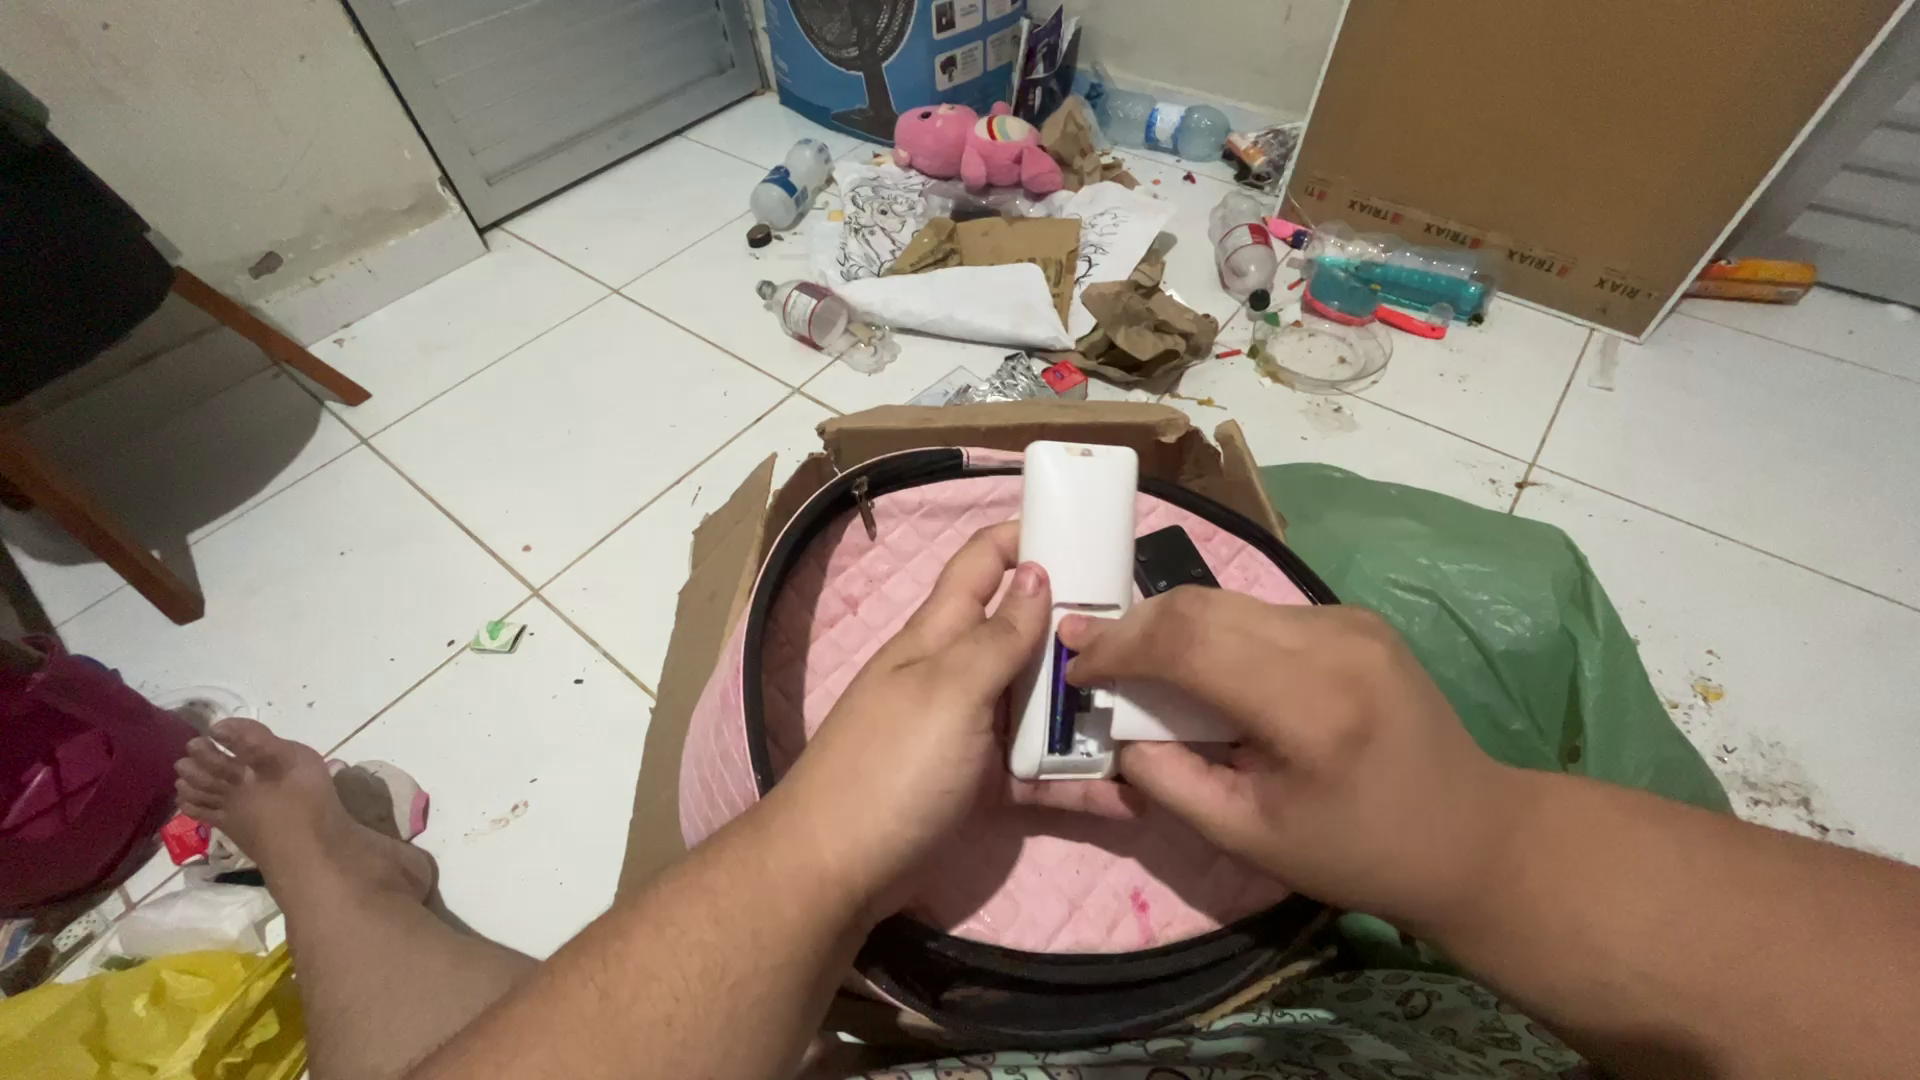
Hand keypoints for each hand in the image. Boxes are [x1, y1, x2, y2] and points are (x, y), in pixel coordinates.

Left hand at [773, 523, 1126, 917]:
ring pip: (1040, 704)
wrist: (835, 871)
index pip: (984, 562)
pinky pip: (1039, 771)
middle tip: (1141, 640)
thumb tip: (1036, 571)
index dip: (1027, 539)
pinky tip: (1128, 796)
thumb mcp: (947, 691)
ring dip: (1089, 711)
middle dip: (1078, 631)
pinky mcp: (983, 781)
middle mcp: (960, 672)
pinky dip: (1077, 781)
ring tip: (1155, 719)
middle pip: (1026, 634)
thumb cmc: (891, 766)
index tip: (1090, 540)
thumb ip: (996, 636)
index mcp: (942, 633)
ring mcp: (972, 728)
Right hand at [1059, 588, 1527, 933]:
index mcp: (1311, 706)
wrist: (1475, 836)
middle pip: (1200, 607)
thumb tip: (1113, 727)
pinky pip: (1255, 611)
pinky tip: (1194, 663)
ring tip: (1131, 657)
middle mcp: (1333, 642)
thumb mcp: (1248, 837)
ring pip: (1223, 601)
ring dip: (1166, 625)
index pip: (1188, 645)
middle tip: (1088, 652)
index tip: (1077, 668)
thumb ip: (1168, 779)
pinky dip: (1208, 630)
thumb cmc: (1358, 852)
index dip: (1119, 649)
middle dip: (1132, 627)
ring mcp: (1347, 620)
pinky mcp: (1351, 616)